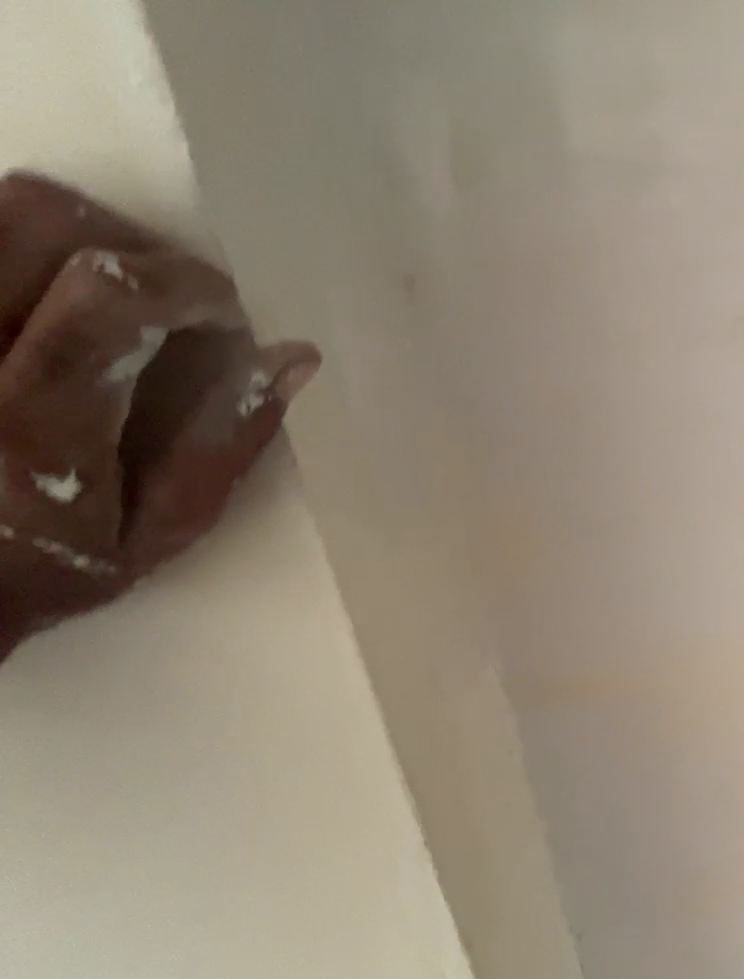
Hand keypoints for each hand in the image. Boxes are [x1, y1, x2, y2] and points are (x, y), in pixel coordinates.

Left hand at [0, 171, 318, 657]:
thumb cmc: (45, 568)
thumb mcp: (158, 531)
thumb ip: (224, 447)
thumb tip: (293, 359)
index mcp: (33, 425)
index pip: (114, 296)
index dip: (190, 285)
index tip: (228, 314)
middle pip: (37, 219)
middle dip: (128, 242)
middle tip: (167, 293)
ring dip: (68, 237)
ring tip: (106, 293)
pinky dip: (24, 254)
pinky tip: (50, 301)